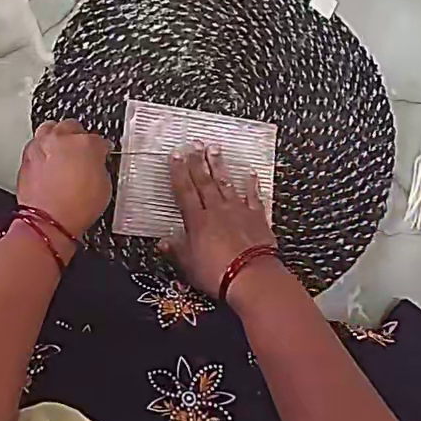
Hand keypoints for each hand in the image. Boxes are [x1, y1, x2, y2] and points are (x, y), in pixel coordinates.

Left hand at [15, 121, 113, 243]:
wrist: (49, 222)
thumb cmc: (76, 207)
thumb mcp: (104, 186)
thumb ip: (99, 166)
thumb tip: (95, 164)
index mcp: (86, 144)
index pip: (97, 139)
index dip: (101, 148)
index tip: (100, 154)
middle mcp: (61, 140)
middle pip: (71, 126)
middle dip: (77, 136)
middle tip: (81, 150)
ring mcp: (41, 146)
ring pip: (49, 129)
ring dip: (57, 136)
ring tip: (61, 149)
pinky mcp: (26, 158)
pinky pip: (36, 146)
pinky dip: (43, 150)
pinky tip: (48, 161)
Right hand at [160, 147, 279, 300]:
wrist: (252, 276)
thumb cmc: (218, 274)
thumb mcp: (189, 265)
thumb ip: (177, 250)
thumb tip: (163, 242)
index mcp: (197, 221)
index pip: (185, 191)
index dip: (179, 172)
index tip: (176, 156)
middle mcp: (216, 211)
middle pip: (205, 182)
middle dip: (198, 162)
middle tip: (194, 144)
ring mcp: (238, 211)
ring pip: (226, 183)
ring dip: (219, 166)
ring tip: (215, 149)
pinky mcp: (257, 218)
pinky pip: (253, 197)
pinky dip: (251, 185)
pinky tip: (250, 174)